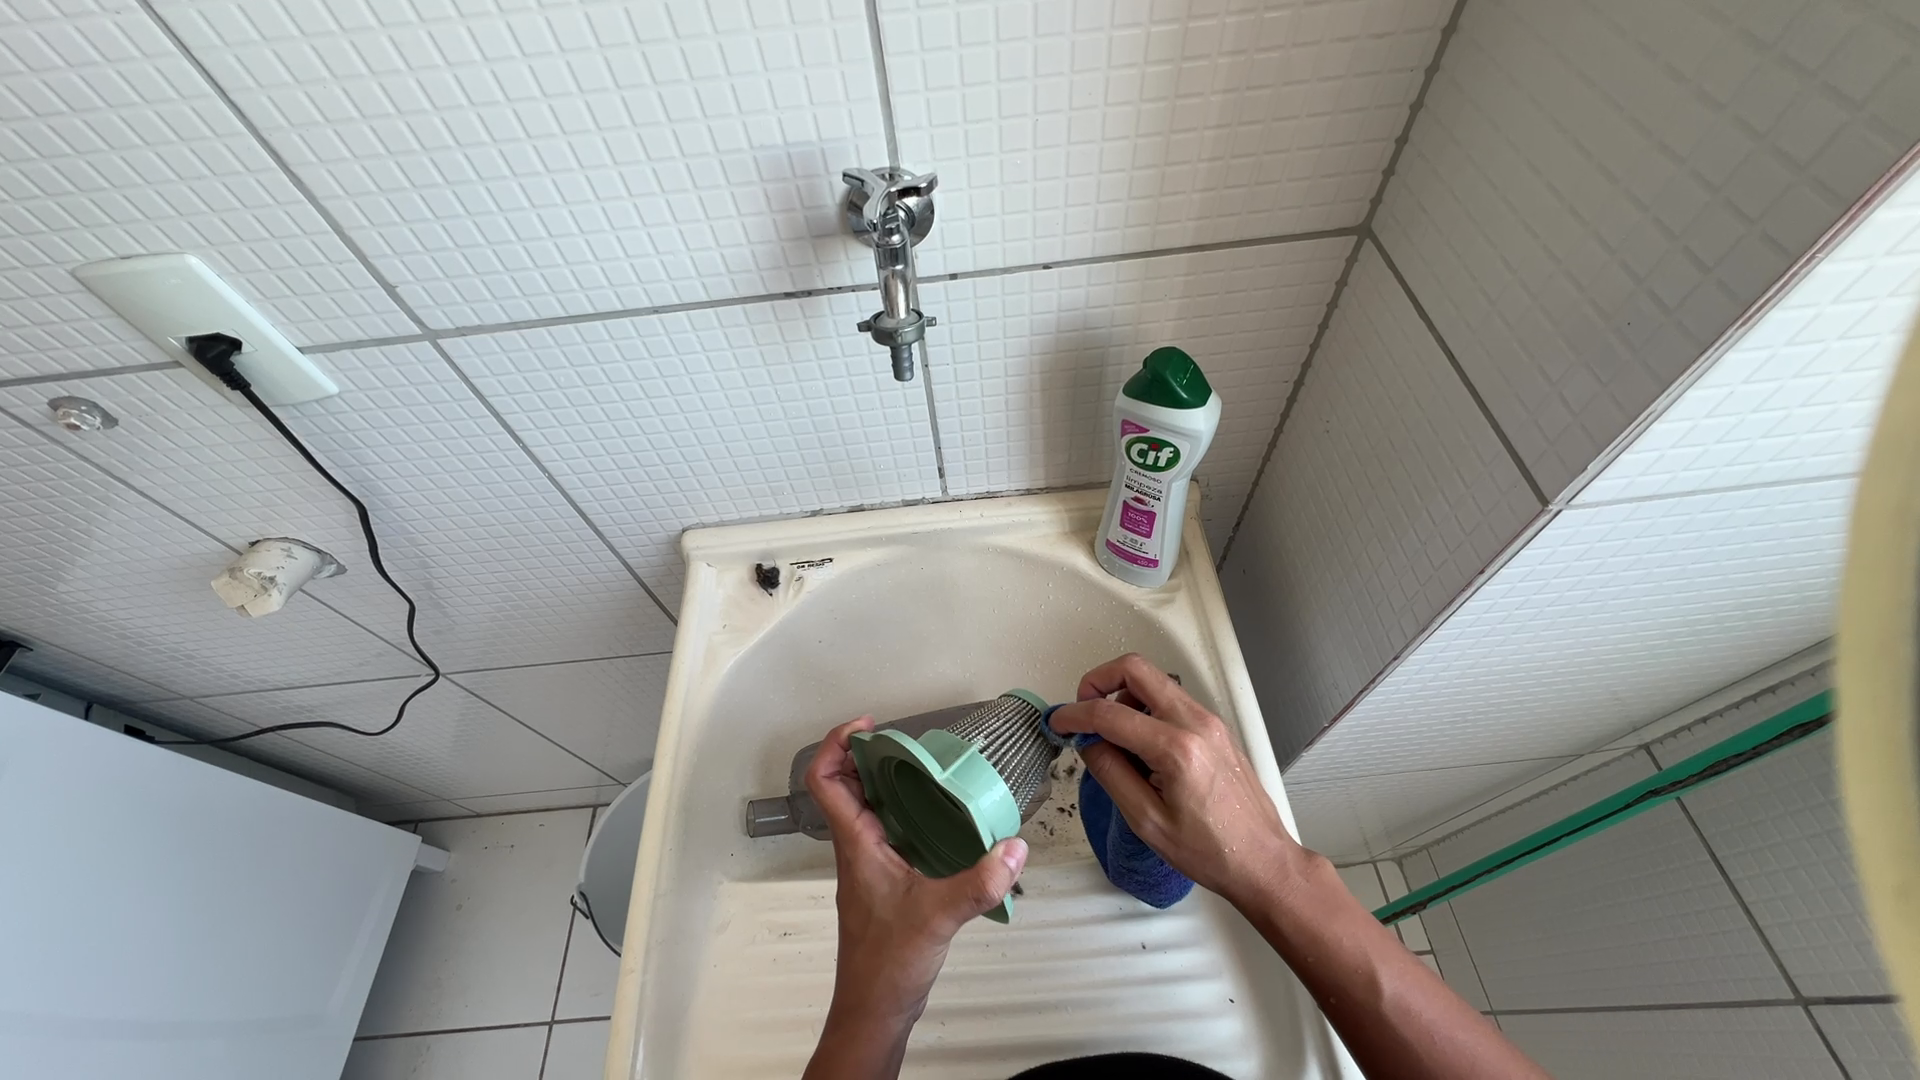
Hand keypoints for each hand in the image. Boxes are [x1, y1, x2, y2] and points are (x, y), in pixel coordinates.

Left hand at [802, 716, 1027, 1078]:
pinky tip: (936, 813)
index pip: (825, 781)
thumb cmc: (885, 966)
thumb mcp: (937, 917)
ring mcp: (869, 861)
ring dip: (882, 778)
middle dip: (865, 753)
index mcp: (855, 844)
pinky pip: (886, 827)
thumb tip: (1012, 848)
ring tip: (918, 763)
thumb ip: (977, 883)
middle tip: (898, 737)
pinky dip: (903, 808)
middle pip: (845, 785)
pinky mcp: (885, 876)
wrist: (874, 1010)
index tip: (866, 726)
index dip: (837, 745)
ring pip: (865, 806)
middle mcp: (857, 846)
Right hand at [1048, 654, 1305, 907]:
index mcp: (1176, 749)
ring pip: (1154, 680)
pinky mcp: (1215, 727)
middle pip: (1135, 668)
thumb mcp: (1146, 821)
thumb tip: (1087, 742)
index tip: (1057, 722)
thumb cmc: (1210, 852)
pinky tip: (1138, 742)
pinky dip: (1145, 707)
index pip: (1109, 713)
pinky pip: (1171, 698)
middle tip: (1082, 709)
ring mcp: (1209, 721)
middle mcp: (1196, 723)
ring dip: (1123, 694)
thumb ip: (1111, 773)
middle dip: (1098, 680)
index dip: (1074, 715)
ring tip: (1111, 735)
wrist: (1263, 862)